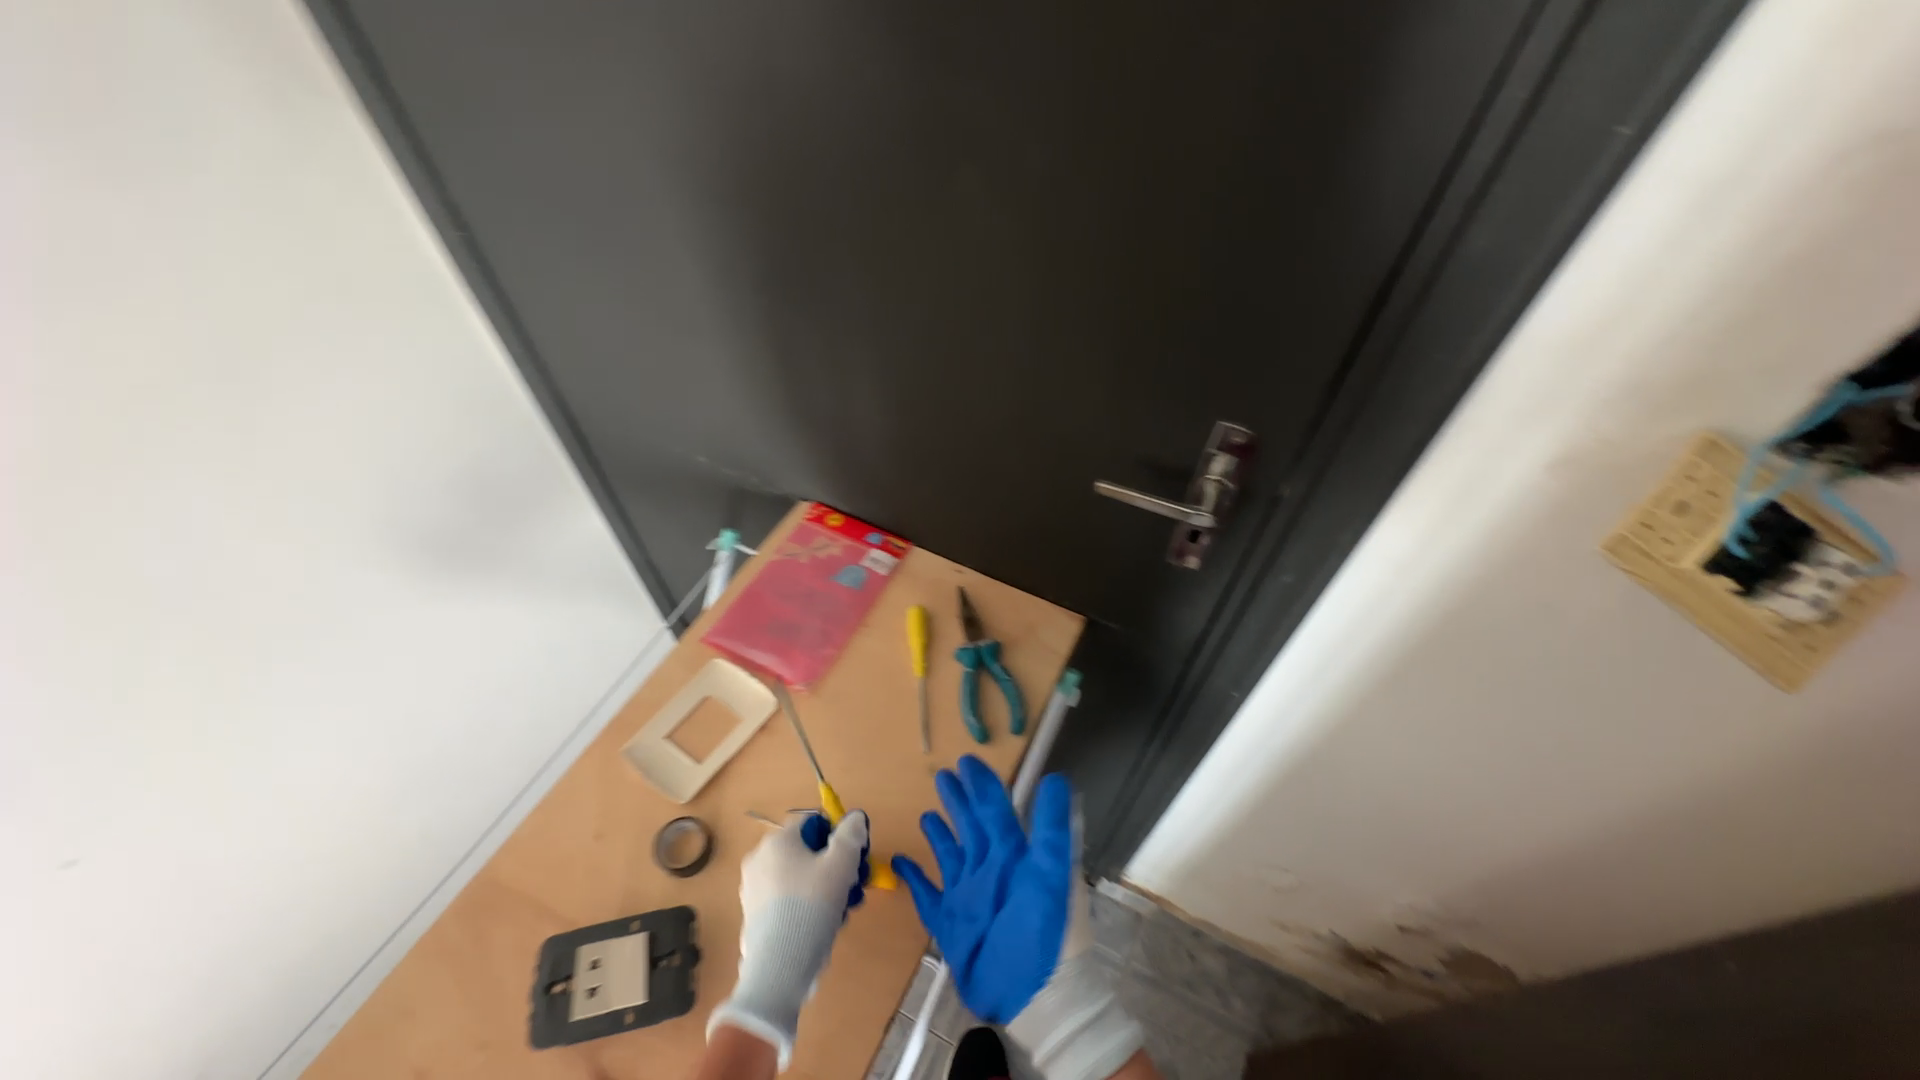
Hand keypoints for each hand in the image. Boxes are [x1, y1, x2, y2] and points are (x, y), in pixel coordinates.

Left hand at [708, 811, 869, 1068]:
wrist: (778, 967)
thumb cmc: (811, 907)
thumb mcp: (841, 865)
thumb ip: (851, 835)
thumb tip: (854, 817)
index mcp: (777, 842)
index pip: (811, 822)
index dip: (836, 835)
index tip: (854, 857)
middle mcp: (758, 860)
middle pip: (805, 852)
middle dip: (833, 866)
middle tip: (853, 888)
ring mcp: (752, 890)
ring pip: (798, 878)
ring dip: (823, 888)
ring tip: (842, 912)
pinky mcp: (753, 917)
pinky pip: (787, 900)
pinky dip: (806, 906)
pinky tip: (822, 927)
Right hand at [892, 757, 1143, 1079]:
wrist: (1034, 1000)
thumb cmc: (1046, 935)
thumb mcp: (1053, 877)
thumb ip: (1053, 829)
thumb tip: (1056, 779)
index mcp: (1013, 856)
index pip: (995, 810)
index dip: (982, 786)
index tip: (966, 761)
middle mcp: (989, 871)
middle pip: (971, 827)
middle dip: (959, 801)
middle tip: (942, 775)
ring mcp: (968, 899)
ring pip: (951, 856)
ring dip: (940, 834)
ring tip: (927, 814)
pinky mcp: (951, 927)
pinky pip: (927, 897)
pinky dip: (914, 879)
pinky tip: (901, 863)